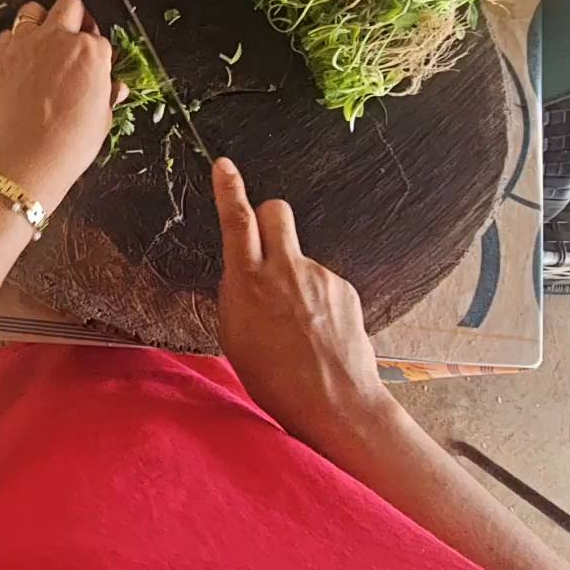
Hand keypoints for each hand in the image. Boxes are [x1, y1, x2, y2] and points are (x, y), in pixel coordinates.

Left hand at [0, 0, 127, 208]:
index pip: (100, 40)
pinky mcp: (5, 55)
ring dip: (41, 20)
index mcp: (92, 52)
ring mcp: (30, 43)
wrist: (32, 155)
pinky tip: (22, 57)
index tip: (92, 66)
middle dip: (75, 19)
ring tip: (44, 38)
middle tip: (73, 38)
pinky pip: (8, 34)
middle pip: (71, 7)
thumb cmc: (71, 141)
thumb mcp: (102, 119)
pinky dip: (15, 41)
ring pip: (34, 10)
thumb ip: (107, 95)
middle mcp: (61, 39)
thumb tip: (114, 89)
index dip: (96, 53)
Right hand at [211, 156, 387, 428]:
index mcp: (248, 283)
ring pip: (299, 254)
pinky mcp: (345, 288)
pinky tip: (316, 328)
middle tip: (264, 244)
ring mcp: (320, 276)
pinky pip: (322, 278)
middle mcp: (285, 271)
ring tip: (295, 321)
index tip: (225, 166)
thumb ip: (237, 293)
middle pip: (276, 212)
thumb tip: (242, 271)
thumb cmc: (273, 378)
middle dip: (267, 217)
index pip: (237, 222)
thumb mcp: (233, 334)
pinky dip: (315, 296)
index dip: (229, 190)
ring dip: (292, 274)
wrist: (334, 404)